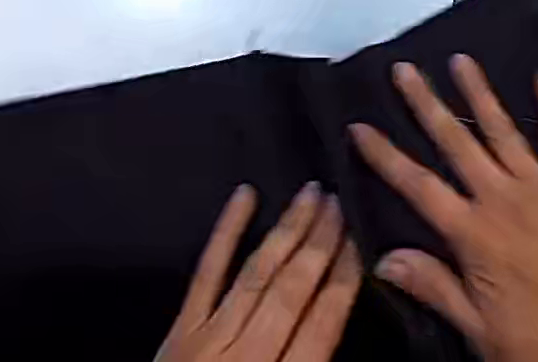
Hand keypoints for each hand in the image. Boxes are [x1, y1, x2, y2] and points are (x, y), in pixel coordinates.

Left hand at [154, 182, 362, 361]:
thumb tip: (340, 317)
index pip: (323, 321)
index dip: (345, 275)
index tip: (361, 236)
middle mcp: (247, 359)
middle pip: (292, 289)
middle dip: (321, 241)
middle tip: (341, 200)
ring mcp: (206, 344)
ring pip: (257, 273)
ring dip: (288, 228)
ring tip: (312, 192)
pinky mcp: (176, 336)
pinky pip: (204, 275)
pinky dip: (226, 232)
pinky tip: (245, 195)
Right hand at [348, 56, 537, 361]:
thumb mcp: (482, 333)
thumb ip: (436, 288)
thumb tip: (384, 258)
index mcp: (475, 235)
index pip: (418, 187)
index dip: (385, 156)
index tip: (360, 126)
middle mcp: (503, 198)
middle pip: (456, 143)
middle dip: (426, 104)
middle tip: (405, 70)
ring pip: (502, 130)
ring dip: (479, 93)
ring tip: (461, 60)